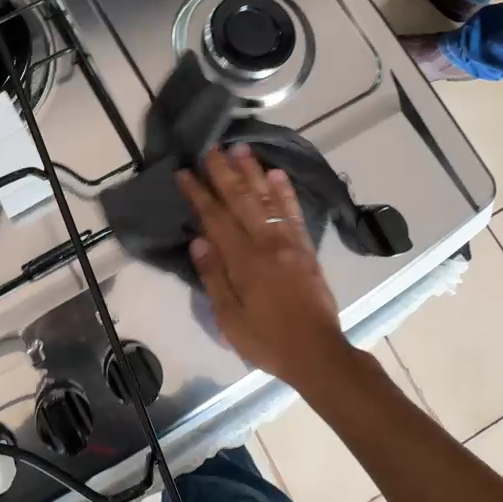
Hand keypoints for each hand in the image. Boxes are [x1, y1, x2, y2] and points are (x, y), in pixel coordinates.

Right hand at [176, 146, 354, 390]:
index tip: (184, 172)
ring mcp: (289, 243)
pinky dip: (285, 192)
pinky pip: (294, 213)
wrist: (318, 353)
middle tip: (211, 148)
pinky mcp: (306, 249)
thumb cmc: (267, 340)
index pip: (215, 218)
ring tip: (241, 149)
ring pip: (268, 199)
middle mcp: (266, 244)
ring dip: (253, 172)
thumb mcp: (229, 318)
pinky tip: (276, 174)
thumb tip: (198, 242)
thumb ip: (213, 278)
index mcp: (243, 261)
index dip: (198, 193)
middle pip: (241, 200)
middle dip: (224, 172)